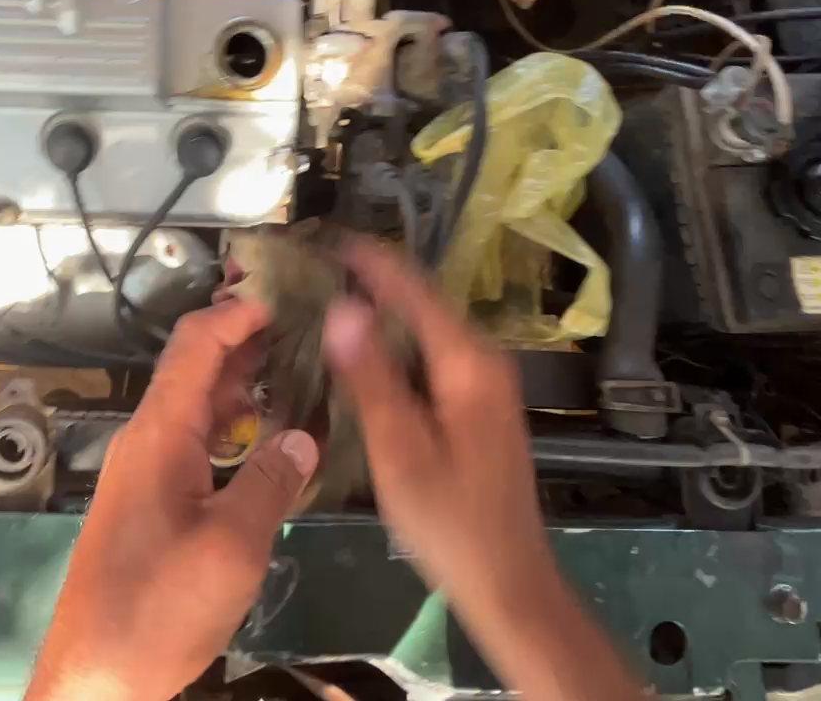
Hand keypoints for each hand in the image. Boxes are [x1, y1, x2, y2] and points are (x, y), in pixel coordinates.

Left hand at [28, 299, 319, 700]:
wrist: (93, 677)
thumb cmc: (157, 606)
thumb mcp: (229, 548)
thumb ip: (270, 484)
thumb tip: (306, 439)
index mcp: (160, 431)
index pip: (195, 345)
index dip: (236, 313)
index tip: (283, 297)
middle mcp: (149, 436)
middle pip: (195, 367)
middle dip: (245, 340)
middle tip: (303, 328)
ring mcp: (147, 467)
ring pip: (197, 404)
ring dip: (241, 381)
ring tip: (296, 369)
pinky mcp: (152, 497)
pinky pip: (196, 440)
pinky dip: (232, 424)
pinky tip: (267, 435)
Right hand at [322, 236, 643, 700]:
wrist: (509, 582)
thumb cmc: (451, 521)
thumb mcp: (401, 450)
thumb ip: (370, 376)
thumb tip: (341, 306)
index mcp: (467, 361)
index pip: (412, 286)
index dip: (368, 258)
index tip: (322, 237)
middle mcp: (481, 357)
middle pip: (420, 298)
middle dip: (369, 276)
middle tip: (311, 268)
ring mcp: (482, 378)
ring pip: (423, 322)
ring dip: (378, 305)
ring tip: (325, 293)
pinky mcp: (475, 398)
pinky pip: (427, 348)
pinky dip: (391, 336)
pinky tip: (358, 344)